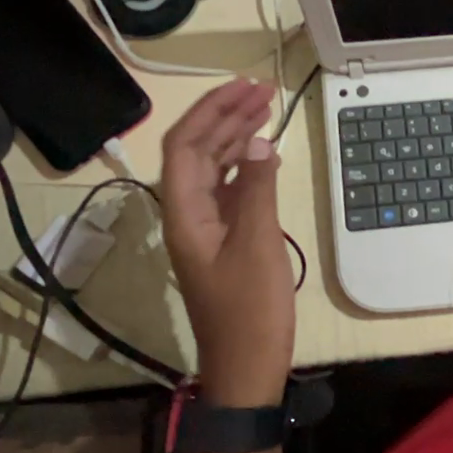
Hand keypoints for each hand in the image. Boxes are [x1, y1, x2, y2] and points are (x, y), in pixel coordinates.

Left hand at [160, 79, 293, 406]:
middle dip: (226, 117)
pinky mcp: (226, 241)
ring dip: (237, 139)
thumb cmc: (251, 309)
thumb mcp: (258, 245)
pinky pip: (232, 191)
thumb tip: (260, 142)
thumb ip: (259, 190)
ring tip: (267, 111)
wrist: (246, 364)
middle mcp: (189, 214)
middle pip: (199, 152)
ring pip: (216, 170)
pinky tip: (268, 156)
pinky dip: (249, 168)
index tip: (244, 88)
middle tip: (263, 91)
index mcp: (185, 213)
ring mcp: (208, 228)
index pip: (186, 146)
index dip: (211, 112)